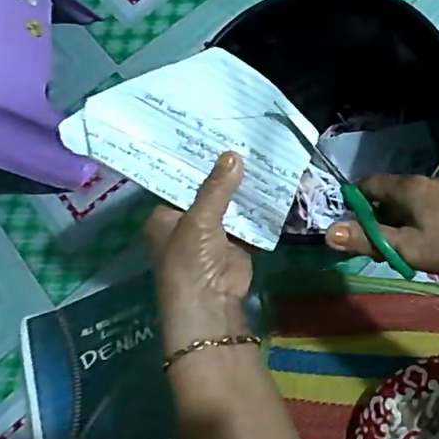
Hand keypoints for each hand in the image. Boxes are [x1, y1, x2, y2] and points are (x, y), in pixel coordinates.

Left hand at [145, 151, 255, 342]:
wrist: (211, 301)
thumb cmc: (190, 260)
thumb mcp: (199, 219)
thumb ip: (217, 187)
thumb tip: (234, 154)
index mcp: (164, 216)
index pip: (180, 181)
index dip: (198, 162)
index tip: (217, 137)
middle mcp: (186, 222)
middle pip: (208, 191)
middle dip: (226, 173)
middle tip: (247, 142)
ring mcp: (213, 232)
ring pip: (230, 203)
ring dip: (244, 188)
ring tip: (264, 157)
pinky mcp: (237, 241)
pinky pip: (248, 218)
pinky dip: (258, 206)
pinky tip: (273, 184)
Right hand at [324, 174, 438, 278]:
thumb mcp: (403, 247)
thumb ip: (366, 239)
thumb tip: (329, 232)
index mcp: (408, 186)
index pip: (368, 184)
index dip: (353, 203)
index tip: (348, 227)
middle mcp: (422, 181)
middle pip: (386, 193)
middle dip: (374, 217)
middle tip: (370, 245)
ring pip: (404, 202)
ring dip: (393, 223)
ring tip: (393, 249)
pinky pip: (420, 207)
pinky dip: (411, 222)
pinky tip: (416, 244)